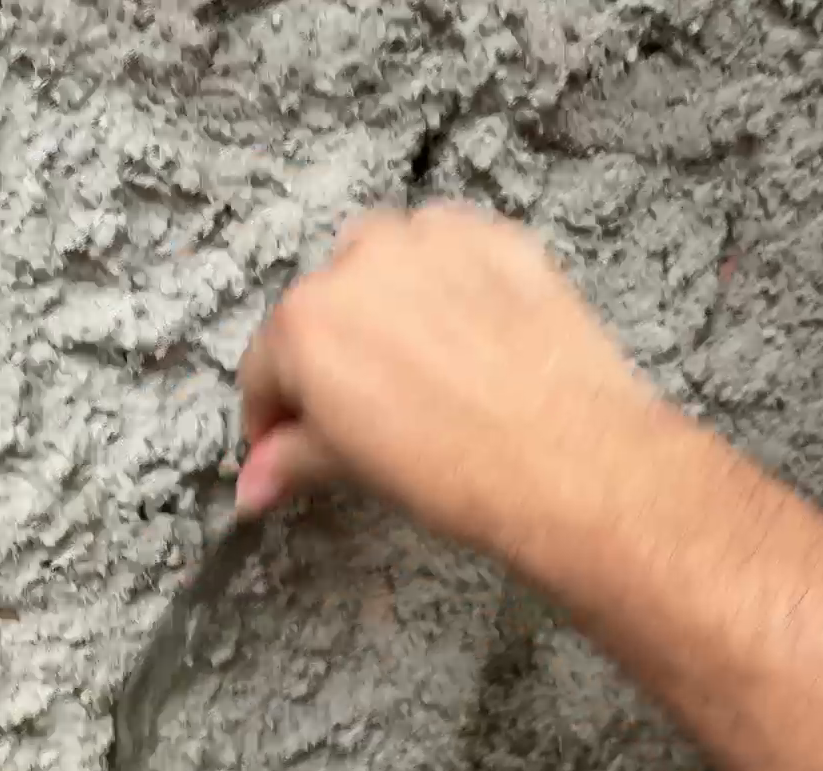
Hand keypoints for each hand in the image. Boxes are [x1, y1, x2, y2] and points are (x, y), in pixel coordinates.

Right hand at [236, 202, 655, 559]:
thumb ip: (291, 459)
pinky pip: (443, 250)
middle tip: (357, 409)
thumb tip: (254, 483)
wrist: (569, 462)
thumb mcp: (353, 467)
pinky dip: (438, 283)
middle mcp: (356, 265)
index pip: (262, 368)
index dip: (270, 412)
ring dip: (379, 307)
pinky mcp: (492, 236)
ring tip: (413, 365)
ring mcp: (428, 241)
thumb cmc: (458, 472)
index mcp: (304, 326)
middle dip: (326, 360)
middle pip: (317, 312)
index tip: (284, 437)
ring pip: (377, 267)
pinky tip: (461, 332)